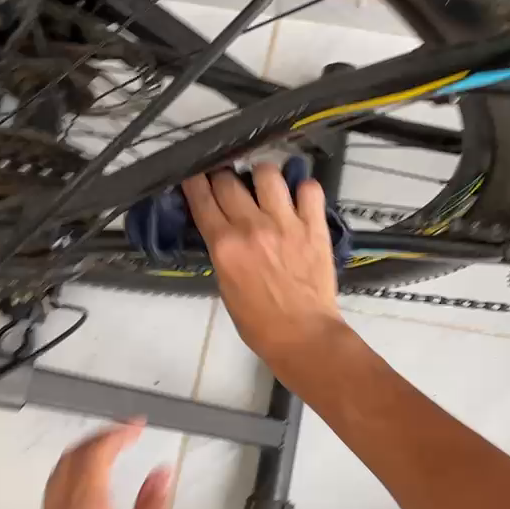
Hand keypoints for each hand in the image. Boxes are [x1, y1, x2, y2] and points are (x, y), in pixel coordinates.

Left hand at [24, 420, 173, 508]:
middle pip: (70, 459)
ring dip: (83, 455)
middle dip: (99, 438)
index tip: (139, 426)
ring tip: (113, 452)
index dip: (118, 434)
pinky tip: (94, 487)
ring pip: (57, 475)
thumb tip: (160, 474)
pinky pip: (53, 494)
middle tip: (128, 434)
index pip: (95, 456)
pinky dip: (73, 476)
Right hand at [182, 163, 350, 369]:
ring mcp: (286, 223)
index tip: (195, 174)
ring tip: (265, 187)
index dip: (195, 181)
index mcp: (224, 245)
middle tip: (229, 184)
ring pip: (268, 173)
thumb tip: (222, 226)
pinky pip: (309, 189)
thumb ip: (223, 251)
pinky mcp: (314, 226)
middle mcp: (252, 226)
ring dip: (262, 176)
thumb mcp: (225, 285)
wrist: (303, 335)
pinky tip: (299, 199)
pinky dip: (303, 189)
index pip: (201, 197)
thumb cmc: (259, 321)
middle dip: (223, 177)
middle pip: (228, 179)